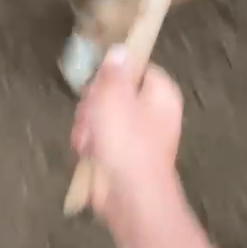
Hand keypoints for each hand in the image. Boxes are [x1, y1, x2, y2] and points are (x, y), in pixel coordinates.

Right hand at [71, 47, 184, 216]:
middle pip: (112, 90)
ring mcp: (135, 133)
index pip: (134, 67)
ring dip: (87, 124)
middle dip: (93, 103)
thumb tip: (121, 49)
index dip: (112, 72)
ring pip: (99, 113)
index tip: (99, 82)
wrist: (129, 197)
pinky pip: (97, 135)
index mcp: (160, 93)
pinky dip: (88, 142)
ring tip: (89, 138)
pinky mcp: (120, 152)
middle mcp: (151, 111)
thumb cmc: (127, 144)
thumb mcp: (116, 97)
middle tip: (92, 114)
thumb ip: (115, 71)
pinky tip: (87, 151)